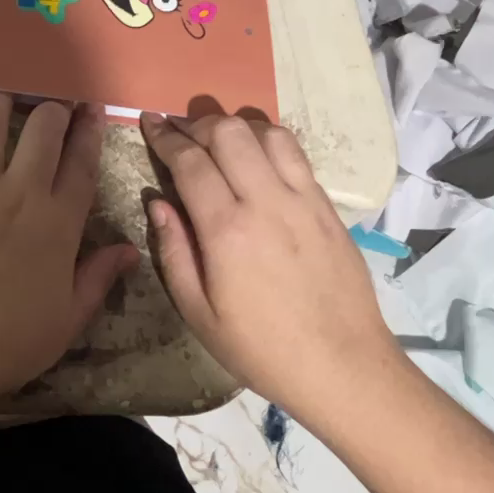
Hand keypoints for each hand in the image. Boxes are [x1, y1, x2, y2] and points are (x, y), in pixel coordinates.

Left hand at [0, 94, 141, 407]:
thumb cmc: (6, 340)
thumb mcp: (67, 320)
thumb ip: (99, 278)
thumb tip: (131, 249)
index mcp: (59, 224)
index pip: (82, 162)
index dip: (90, 130)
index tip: (92, 107)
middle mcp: (22, 192)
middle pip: (44, 127)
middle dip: (52, 106)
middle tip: (51, 102)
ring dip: (2, 103)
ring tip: (5, 99)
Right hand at [140, 112, 401, 417]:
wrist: (346, 370)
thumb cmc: (261, 348)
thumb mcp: (197, 312)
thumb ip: (172, 250)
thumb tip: (158, 202)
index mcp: (227, 230)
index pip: (189, 160)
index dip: (164, 136)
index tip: (148, 122)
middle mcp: (266, 203)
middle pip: (227, 132)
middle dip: (196, 124)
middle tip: (180, 135)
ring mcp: (303, 201)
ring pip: (266, 132)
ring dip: (235, 127)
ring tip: (218, 142)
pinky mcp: (327, 207)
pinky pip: (296, 153)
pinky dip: (268, 141)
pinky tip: (255, 157)